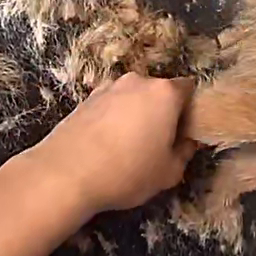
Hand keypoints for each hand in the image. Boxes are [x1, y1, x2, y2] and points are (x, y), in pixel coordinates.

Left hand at [19, 74, 196, 217]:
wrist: (64, 174)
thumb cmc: (127, 172)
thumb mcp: (169, 173)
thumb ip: (184, 153)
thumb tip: (186, 142)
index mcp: (164, 93)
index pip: (188, 89)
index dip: (190, 110)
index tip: (185, 132)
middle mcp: (137, 81)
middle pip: (159, 92)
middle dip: (162, 112)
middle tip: (158, 143)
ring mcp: (108, 88)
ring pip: (132, 98)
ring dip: (135, 115)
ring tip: (128, 147)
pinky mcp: (84, 100)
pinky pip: (110, 106)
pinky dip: (112, 120)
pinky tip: (106, 146)